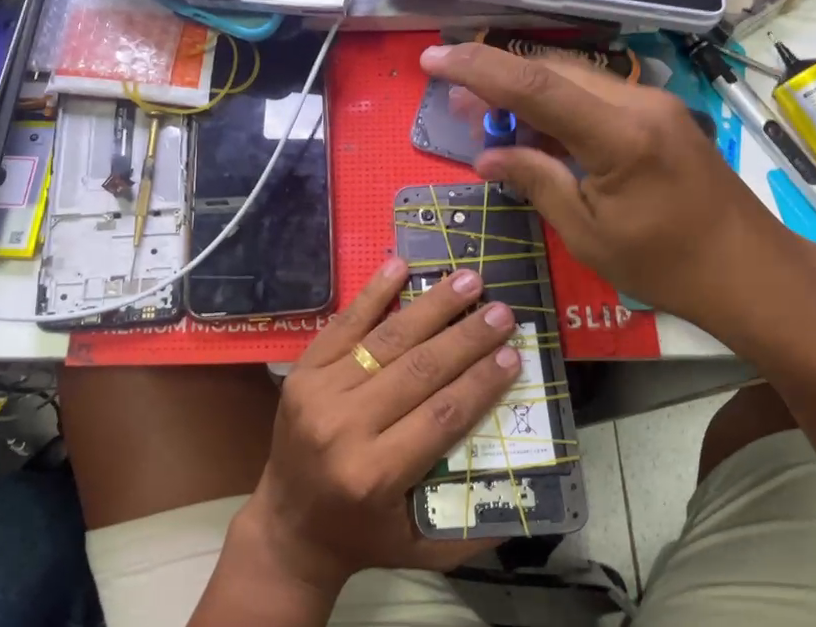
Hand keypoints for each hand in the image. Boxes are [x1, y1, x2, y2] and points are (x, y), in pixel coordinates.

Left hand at [234, 256, 522, 591]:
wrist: (287, 527)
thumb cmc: (363, 536)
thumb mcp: (421, 548)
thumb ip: (473, 528)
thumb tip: (528, 489)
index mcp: (376, 474)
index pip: (441, 415)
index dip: (479, 382)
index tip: (512, 354)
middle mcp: (345, 429)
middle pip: (417, 370)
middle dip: (466, 337)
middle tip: (503, 310)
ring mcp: (318, 395)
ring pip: (385, 341)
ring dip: (431, 306)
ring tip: (468, 280)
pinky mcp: (302, 373)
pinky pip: (343, 325)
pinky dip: (374, 294)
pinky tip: (400, 266)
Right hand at [422, 42, 815, 348]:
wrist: (749, 269)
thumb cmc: (667, 266)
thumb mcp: (588, 234)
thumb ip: (536, 182)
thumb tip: (485, 157)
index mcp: (620, 136)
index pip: (536, 86)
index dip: (479, 69)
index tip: (433, 60)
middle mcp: (638, 103)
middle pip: (551, 72)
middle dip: (496, 79)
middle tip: (455, 104)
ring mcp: (653, 104)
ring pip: (573, 78)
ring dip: (525, 91)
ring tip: (484, 116)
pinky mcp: (659, 114)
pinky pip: (595, 95)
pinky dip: (556, 105)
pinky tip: (534, 128)